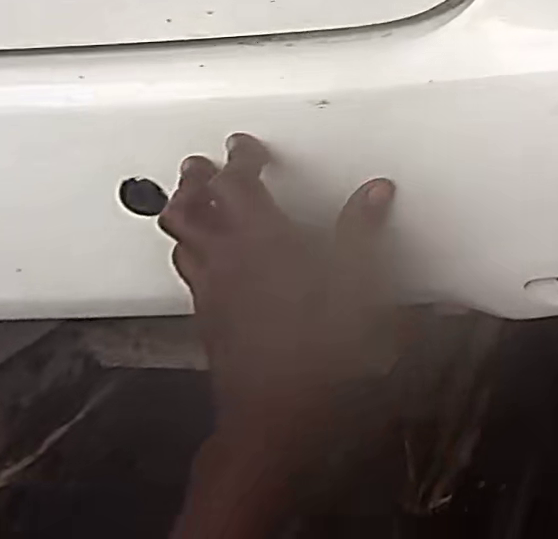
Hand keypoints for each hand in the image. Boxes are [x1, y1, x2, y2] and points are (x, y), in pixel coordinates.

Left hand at [158, 134, 395, 439]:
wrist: (277, 412)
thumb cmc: (319, 345)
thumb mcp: (356, 281)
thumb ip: (362, 230)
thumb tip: (377, 190)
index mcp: (262, 241)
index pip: (236, 184)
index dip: (238, 158)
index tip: (242, 144)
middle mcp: (228, 260)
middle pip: (190, 209)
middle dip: (194, 182)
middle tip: (199, 165)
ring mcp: (212, 289)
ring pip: (180, 240)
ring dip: (183, 212)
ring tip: (190, 199)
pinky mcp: (207, 316)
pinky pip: (187, 269)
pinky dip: (189, 247)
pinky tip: (204, 254)